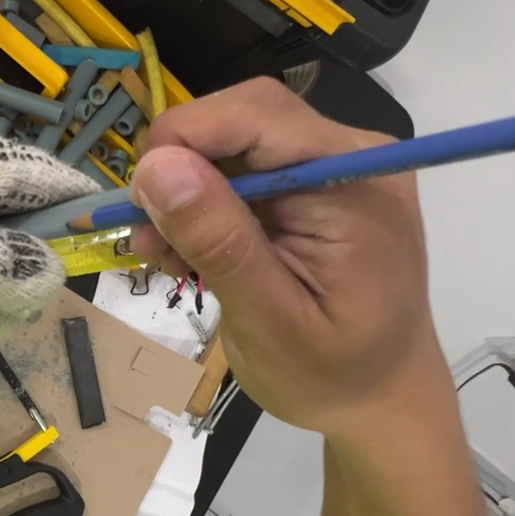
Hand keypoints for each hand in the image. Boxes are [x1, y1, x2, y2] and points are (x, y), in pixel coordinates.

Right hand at [129, 79, 447, 436]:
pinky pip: (235, 174)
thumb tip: (156, 168)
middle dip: (176, 170)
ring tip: (163, 256)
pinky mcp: (306, 191)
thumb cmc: (330, 375)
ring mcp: (326, 171)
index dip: (181, 141)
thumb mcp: (267, 318)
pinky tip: (187, 252)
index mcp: (352, 180)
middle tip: (148, 239)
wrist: (377, 400)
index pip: (254, 115)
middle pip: (237, 121)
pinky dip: (196, 208)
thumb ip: (219, 240)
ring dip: (180, 195)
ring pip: (227, 146)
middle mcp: (346, 156)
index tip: (137, 204)